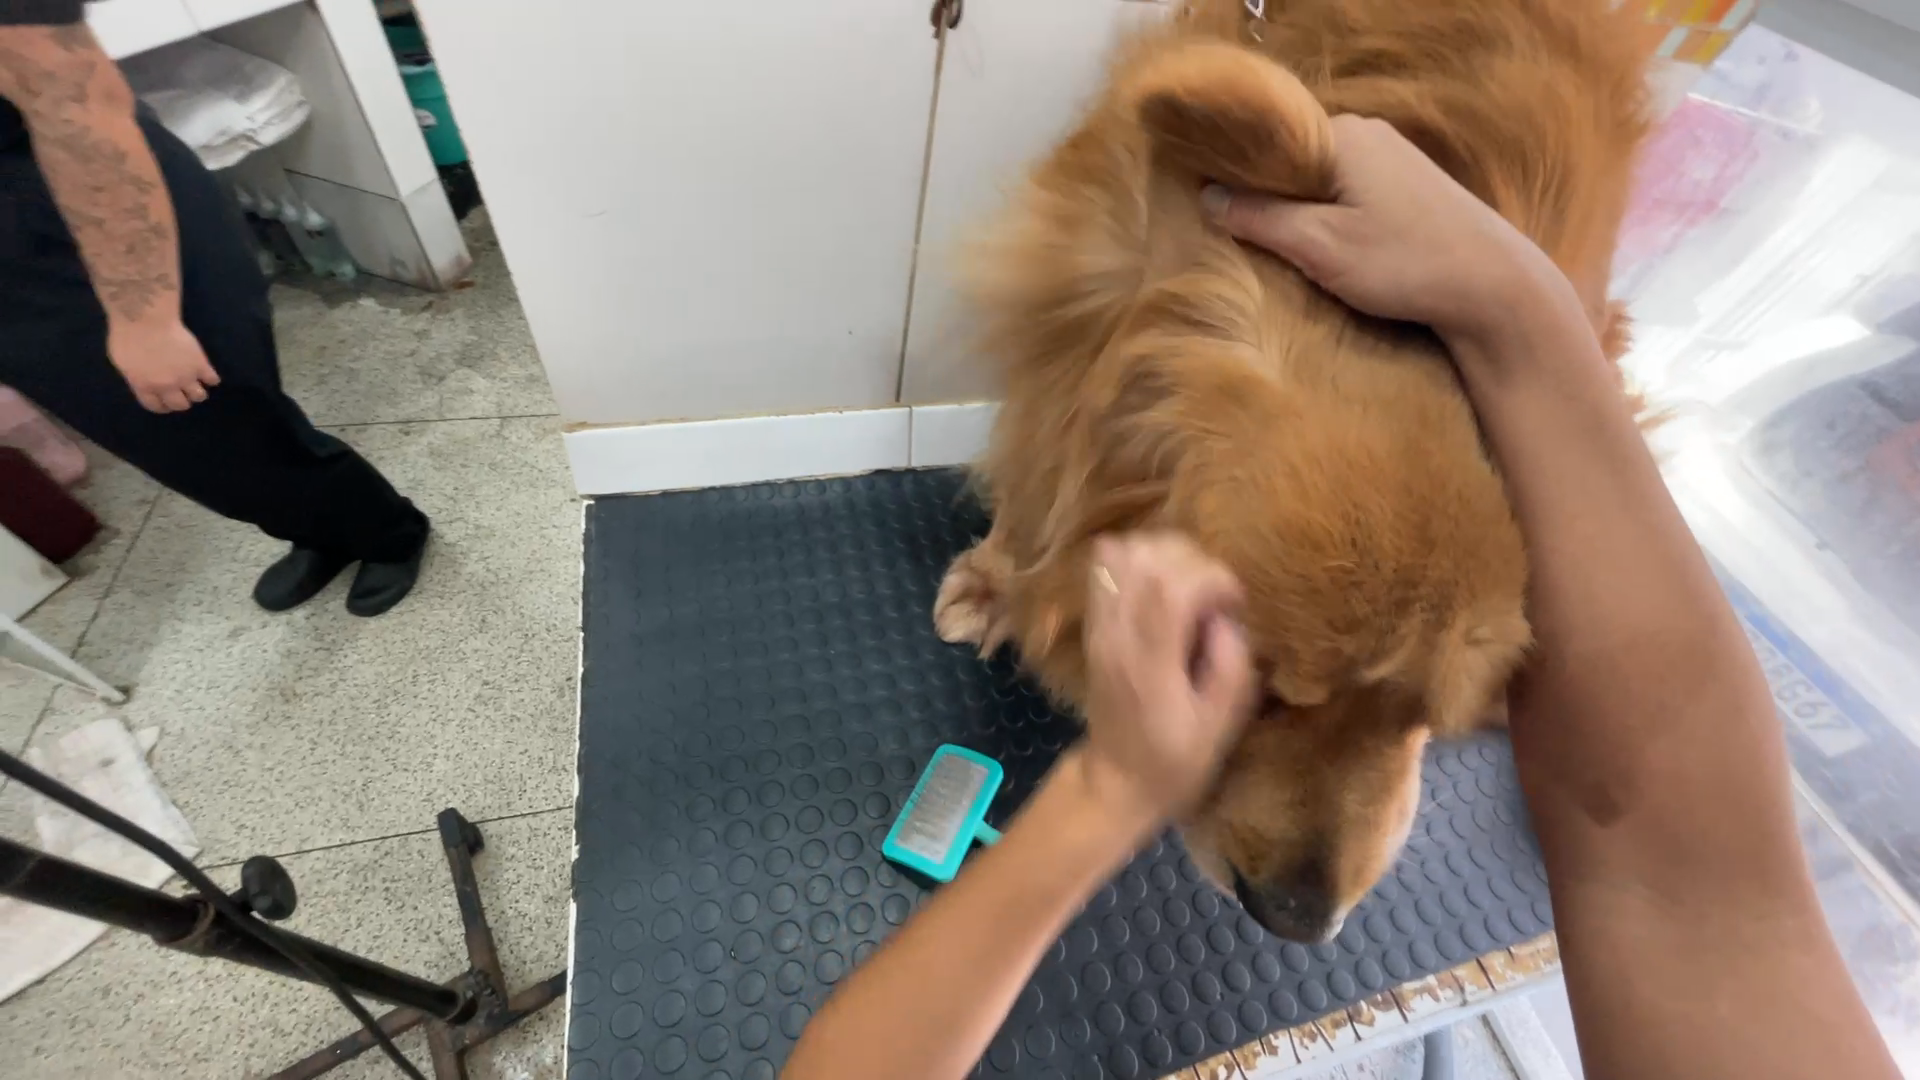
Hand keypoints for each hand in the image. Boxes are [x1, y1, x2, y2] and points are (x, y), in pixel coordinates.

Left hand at [107, 319, 219, 412]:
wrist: (146, 321)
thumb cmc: (127, 338)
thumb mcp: (122, 362)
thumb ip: (137, 377)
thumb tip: (148, 384)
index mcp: (144, 385)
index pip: (156, 406)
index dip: (162, 406)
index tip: (165, 402)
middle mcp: (167, 385)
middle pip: (181, 405)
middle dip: (181, 401)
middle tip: (181, 394)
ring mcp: (186, 376)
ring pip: (199, 396)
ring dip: (196, 392)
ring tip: (194, 384)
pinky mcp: (202, 366)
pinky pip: (212, 380)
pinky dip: (210, 378)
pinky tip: (204, 372)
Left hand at [1078, 533, 1255, 824]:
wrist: (1115, 779)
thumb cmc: (1175, 761)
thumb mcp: (1221, 727)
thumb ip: (1231, 666)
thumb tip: (1226, 616)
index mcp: (1150, 663)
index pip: (1171, 588)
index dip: (1213, 578)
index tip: (1235, 602)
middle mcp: (1116, 634)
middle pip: (1145, 558)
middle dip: (1193, 561)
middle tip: (1214, 594)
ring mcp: (1098, 625)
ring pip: (1122, 553)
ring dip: (1165, 555)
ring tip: (1190, 586)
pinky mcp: (1093, 623)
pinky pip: (1104, 567)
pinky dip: (1137, 559)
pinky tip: (1161, 584)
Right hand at [1199, 114, 1564, 348]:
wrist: (1491, 285)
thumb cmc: (1402, 261)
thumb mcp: (1318, 244)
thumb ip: (1260, 218)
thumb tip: (1207, 197)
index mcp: (1344, 135)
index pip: (1268, 144)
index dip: (1234, 176)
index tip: (1207, 210)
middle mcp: (1367, 134)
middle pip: (1291, 161)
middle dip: (1261, 195)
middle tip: (1232, 237)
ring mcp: (1389, 158)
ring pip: (1316, 180)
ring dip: (1290, 210)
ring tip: (1268, 246)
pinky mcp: (1402, 186)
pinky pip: (1340, 192)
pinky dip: (1318, 216)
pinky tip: (1312, 245)